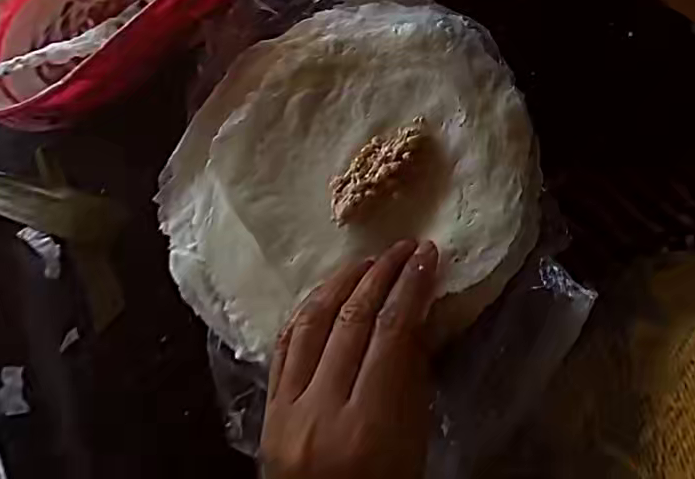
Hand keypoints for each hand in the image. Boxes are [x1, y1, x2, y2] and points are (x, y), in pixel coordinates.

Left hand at [261, 239, 439, 478]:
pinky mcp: (267, 411)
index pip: (391, 332)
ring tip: (369, 261)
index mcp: (366, 428)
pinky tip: (329, 290)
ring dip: (343, 281)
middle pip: (353, 318)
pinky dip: (309, 309)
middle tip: (404, 247)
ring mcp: (287, 410)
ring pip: (312, 321)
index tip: (427, 255)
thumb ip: (412, 376)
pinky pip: (285, 343)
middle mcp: (321, 411)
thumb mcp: (414, 446)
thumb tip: (416, 308)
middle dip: (383, 273)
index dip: (411, 285)